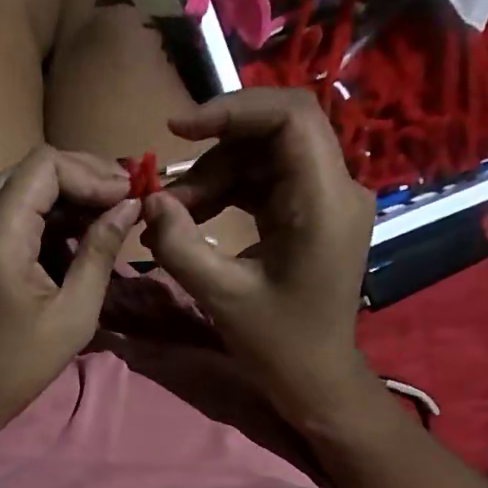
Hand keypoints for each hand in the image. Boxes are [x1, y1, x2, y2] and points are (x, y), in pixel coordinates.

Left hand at [0, 146, 140, 445]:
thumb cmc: (23, 361)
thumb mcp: (75, 312)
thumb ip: (100, 251)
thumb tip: (130, 206)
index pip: (44, 166)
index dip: (91, 172)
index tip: (127, 193)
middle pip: (31, 168)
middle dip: (82, 176)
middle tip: (124, 195)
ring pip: (20, 184)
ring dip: (66, 192)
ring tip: (109, 210)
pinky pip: (10, 208)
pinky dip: (46, 211)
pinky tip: (79, 228)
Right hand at [141, 89, 376, 425]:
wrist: (316, 378)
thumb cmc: (278, 343)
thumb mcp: (221, 295)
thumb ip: (179, 245)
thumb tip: (149, 201)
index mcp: (326, 203)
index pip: (291, 117)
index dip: (234, 109)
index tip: (180, 128)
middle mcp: (337, 188)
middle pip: (275, 132)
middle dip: (215, 151)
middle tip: (171, 193)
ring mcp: (327, 199)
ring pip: (265, 156)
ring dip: (216, 174)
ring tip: (176, 213)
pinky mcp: (312, 212)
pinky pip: (267, 181)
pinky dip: (229, 191)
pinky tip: (196, 216)